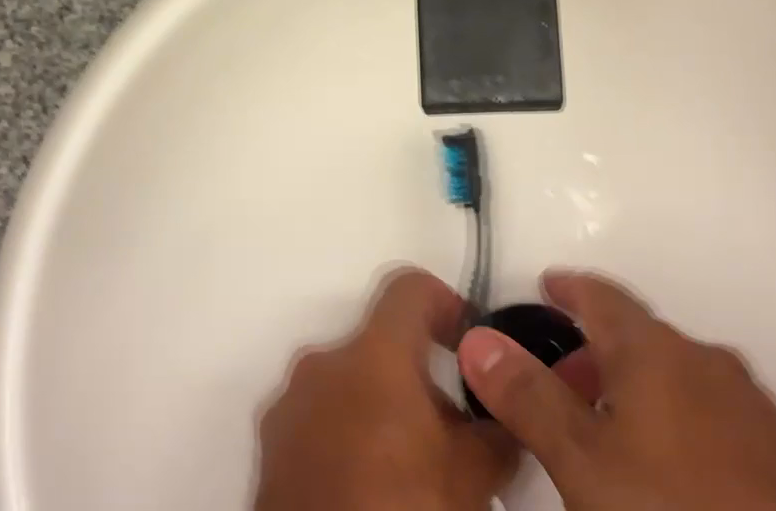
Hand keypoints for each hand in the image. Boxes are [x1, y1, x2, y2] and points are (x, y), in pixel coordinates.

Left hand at [254, 267, 517, 510]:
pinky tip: (369, 480)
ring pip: (347, 381)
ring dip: (381, 405)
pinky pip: (318, 415)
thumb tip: (506, 411)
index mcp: (371, 355)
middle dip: (418, 375)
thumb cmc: (401, 507)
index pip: (410, 287)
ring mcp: (288, 403)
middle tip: (450, 427)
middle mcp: (320, 364)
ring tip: (410, 462)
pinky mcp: (269, 443)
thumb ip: (496, 427)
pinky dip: (346, 432)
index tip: (469, 345)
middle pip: (379, 342)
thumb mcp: (473, 475)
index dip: (448, 304)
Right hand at [458, 271, 775, 510]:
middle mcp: (708, 363)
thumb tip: (478, 339)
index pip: (603, 296)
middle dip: (597, 352)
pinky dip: (678, 418)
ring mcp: (751, 408)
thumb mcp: (581, 459)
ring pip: (680, 376)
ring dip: (638, 387)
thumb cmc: (669, 508)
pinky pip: (714, 413)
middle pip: (642, 337)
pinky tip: (670, 467)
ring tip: (609, 430)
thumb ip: (527, 396)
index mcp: (656, 352)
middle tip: (562, 385)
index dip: (570, 287)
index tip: (547, 285)